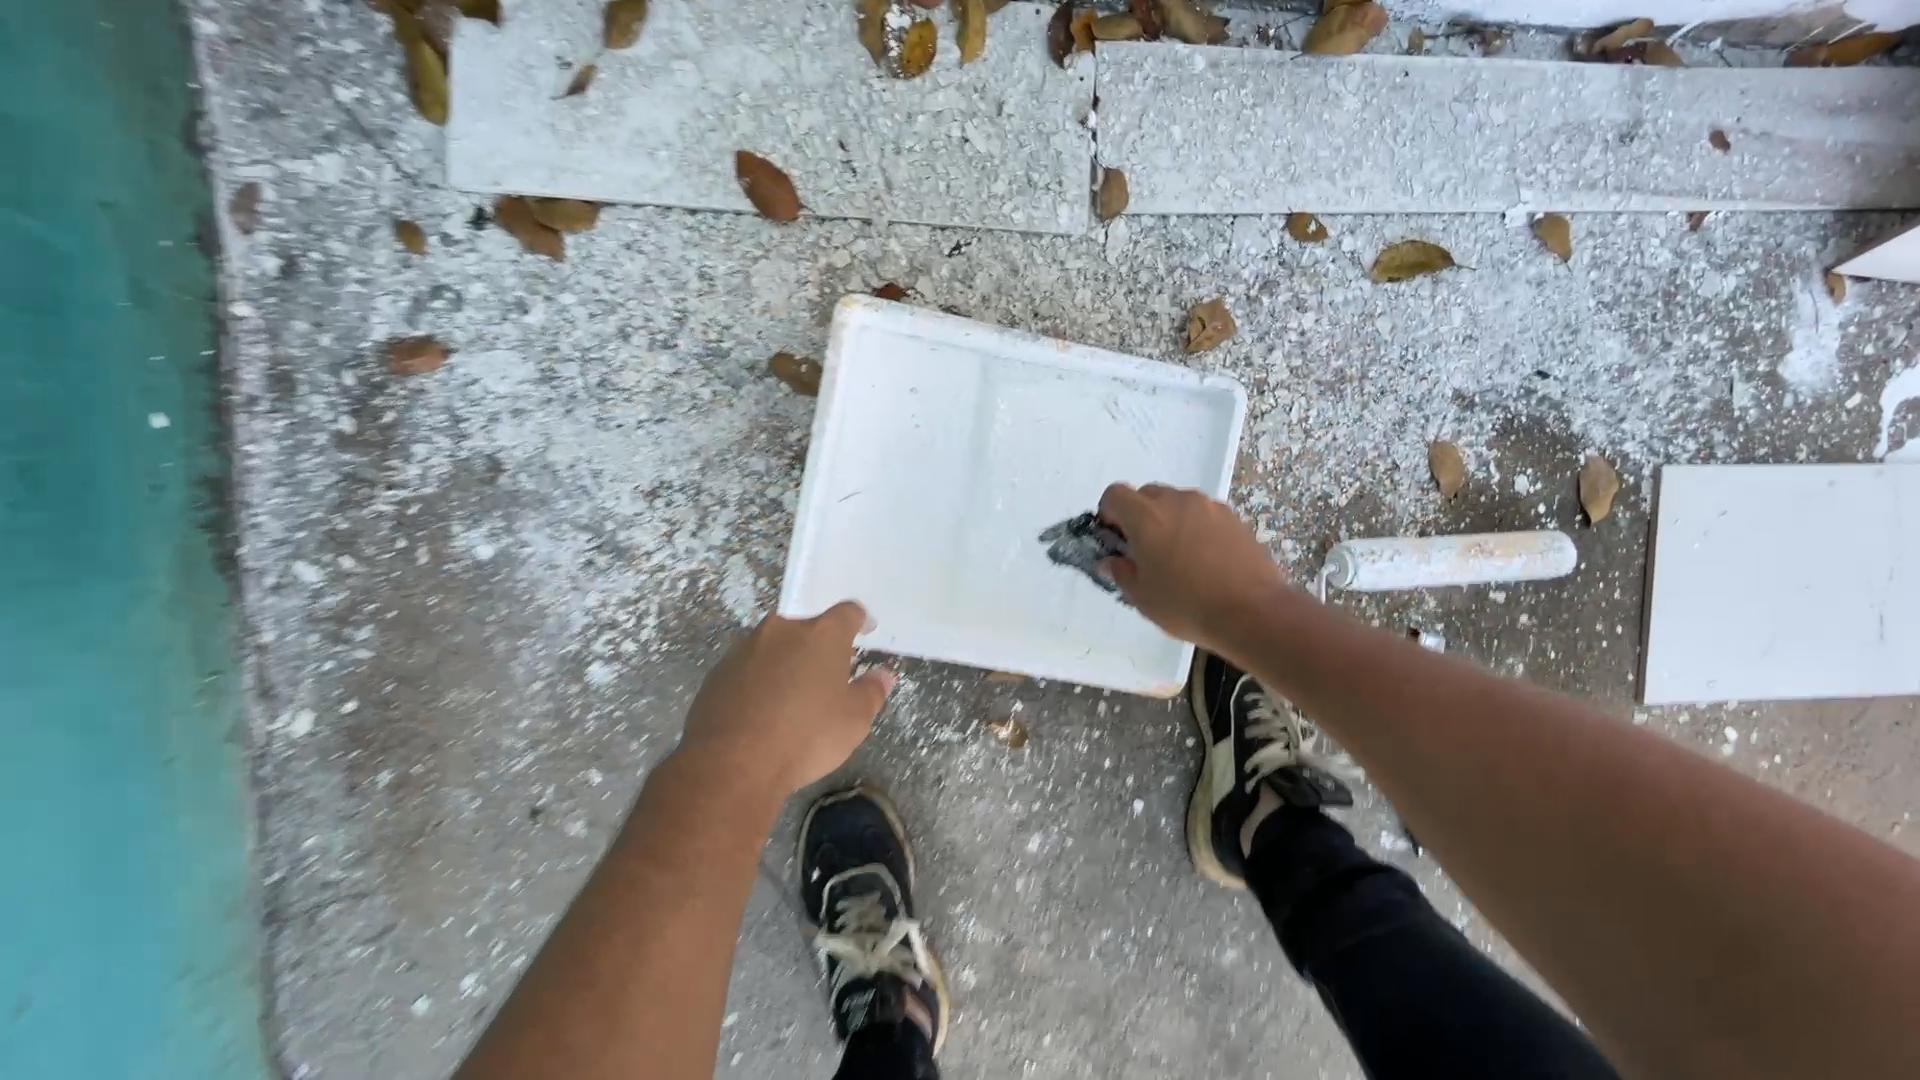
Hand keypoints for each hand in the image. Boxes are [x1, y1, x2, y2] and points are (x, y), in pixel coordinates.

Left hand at [677, 601, 894, 797]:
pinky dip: (759, 679)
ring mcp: (745, 648)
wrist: (731, 764)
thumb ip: (871, 692)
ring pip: (774, 644)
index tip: (864, 633)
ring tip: (793, 694)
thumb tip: (883, 675)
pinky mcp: (718, 672)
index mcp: (821, 634)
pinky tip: (762, 710)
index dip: (859, 621)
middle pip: (807, 625)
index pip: (847, 611)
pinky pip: (748, 667)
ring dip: (786, 659)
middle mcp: (782, 630)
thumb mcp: (854, 721)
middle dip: (819, 642)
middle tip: (828, 670)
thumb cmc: (806, 736)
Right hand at [1097, 483, 1291, 651]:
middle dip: (1140, 515)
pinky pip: (1204, 513)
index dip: (1109, 512)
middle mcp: (1178, 502)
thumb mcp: (1142, 597)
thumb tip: (1111, 561)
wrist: (1252, 612)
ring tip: (1179, 556)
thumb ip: (1121, 573)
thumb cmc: (1187, 606)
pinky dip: (1196, 527)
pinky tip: (1206, 559)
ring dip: (1170, 519)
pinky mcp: (1234, 518)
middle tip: (1145, 549)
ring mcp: (1210, 507)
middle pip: (1147, 494)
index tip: (1115, 537)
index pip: (1115, 494)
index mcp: (1147, 517)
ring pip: (1178, 502)